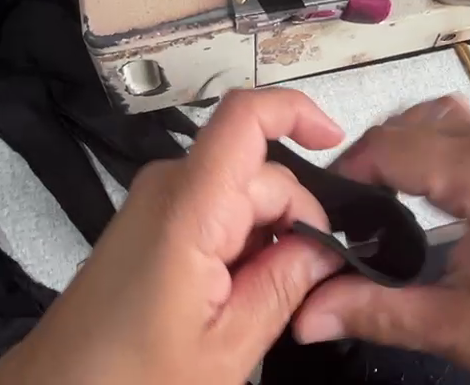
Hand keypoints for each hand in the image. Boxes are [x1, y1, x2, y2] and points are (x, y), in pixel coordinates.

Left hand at [0, 88, 346, 384]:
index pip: (244, 116)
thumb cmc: (132, 378)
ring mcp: (158, 196)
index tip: (337, 142)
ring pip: (240, 190)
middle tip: (307, 290)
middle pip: (257, 169)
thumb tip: (328, 247)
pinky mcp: (153, 214)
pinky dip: (241, 239)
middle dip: (295, 218)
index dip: (295, 111)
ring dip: (268, 235)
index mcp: (189, 205)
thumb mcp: (226, 347)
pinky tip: (237, 292)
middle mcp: (171, 182)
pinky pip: (215, 206)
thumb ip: (285, 286)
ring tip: (261, 305)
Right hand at [292, 96, 469, 384]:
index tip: (314, 212)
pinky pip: (457, 131)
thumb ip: (374, 311)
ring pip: (432, 119)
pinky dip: (426, 147)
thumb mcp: (457, 326)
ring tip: (371, 197)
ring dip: (397, 147)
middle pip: (405, 126)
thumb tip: (302, 316)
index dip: (344, 175)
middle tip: (339, 212)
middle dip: (366, 160)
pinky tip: (414, 192)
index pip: (386, 148)